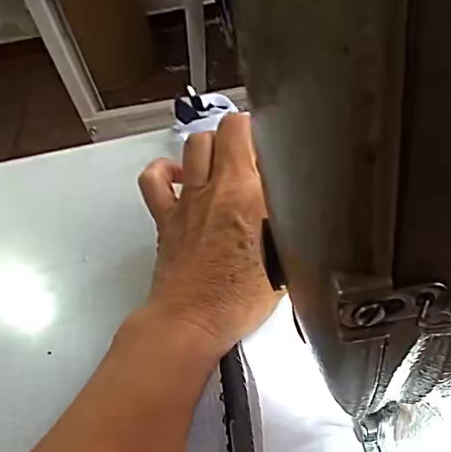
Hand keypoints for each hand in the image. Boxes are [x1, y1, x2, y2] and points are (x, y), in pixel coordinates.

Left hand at [136, 113, 279, 355]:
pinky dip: (166, 169)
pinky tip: (181, 175)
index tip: (281, 149)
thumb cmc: (234, 304)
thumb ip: (287, 234)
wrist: (191, 322)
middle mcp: (217, 189)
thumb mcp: (283, 267)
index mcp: (250, 196)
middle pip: (227, 129)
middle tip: (256, 148)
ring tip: (226, 159)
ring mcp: (188, 200)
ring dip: (212, 145)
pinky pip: (155, 178)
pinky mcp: (167, 216)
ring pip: (195, 144)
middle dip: (243, 131)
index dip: (271, 137)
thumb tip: (295, 220)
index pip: (259, 138)